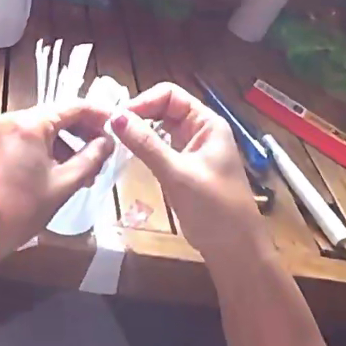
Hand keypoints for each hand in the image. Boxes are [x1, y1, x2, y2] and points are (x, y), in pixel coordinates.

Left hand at [0, 102, 114, 265]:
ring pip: (43, 130)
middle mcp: (13, 119)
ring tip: (86, 174)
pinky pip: (28, 141)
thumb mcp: (63, 184)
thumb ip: (90, 159)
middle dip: (84, 134)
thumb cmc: (19, 209)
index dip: (100, 115)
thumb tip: (108, 142)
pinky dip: (48, 152)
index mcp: (30, 122)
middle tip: (105, 158)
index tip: (120, 129)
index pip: (74, 106)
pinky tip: (62, 175)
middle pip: (58, 116)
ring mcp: (0, 132)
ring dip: (67, 146)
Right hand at [108, 83, 265, 264]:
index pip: (169, 94)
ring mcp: (190, 148)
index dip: (142, 101)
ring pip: (156, 127)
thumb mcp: (177, 174)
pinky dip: (140, 146)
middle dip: (136, 114)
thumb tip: (114, 117)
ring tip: (113, 140)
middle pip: (161, 107)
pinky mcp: (181, 166)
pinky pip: (156, 146)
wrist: (235, 251)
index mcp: (207, 123)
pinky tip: (125, 154)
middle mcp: (199, 130)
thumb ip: (146, 144)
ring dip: (136, 130)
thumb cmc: (214, 209)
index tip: (117, 118)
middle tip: (110, 129)